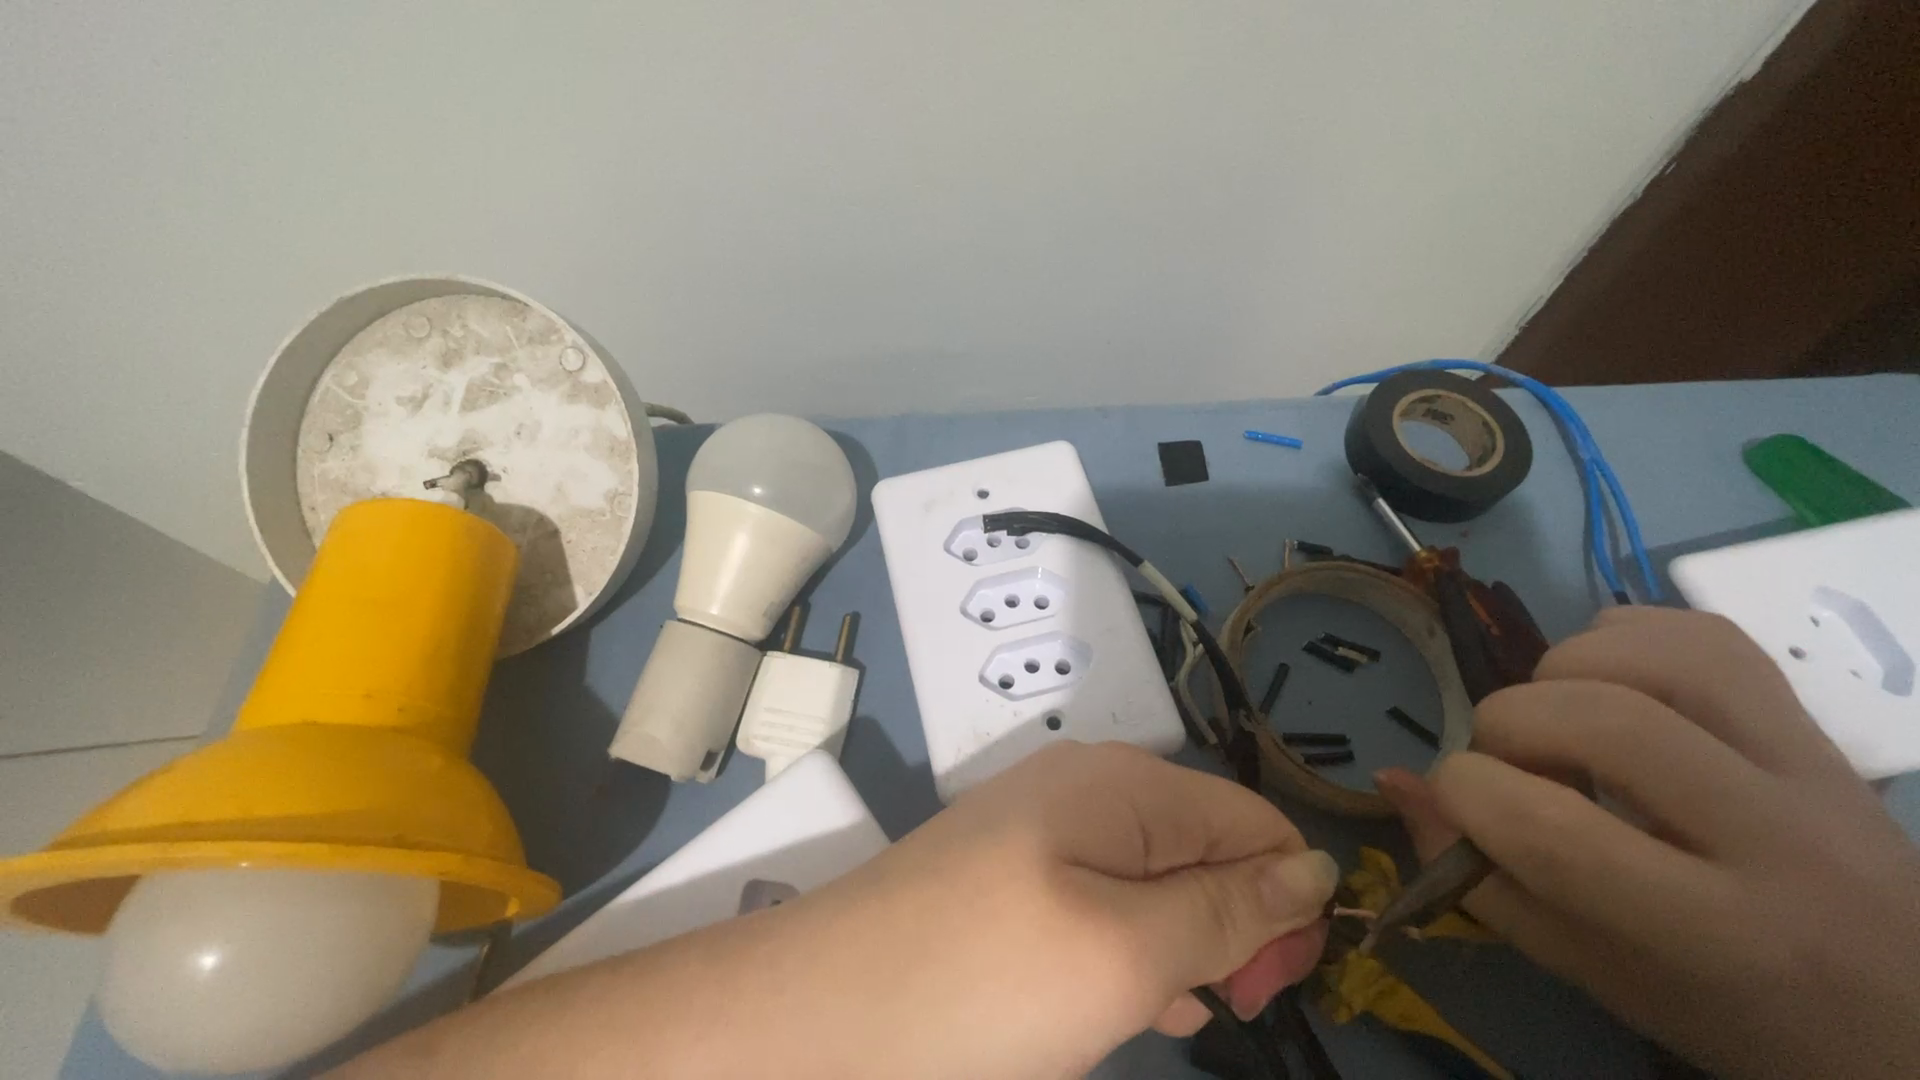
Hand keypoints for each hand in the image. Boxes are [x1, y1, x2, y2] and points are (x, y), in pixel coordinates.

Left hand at [786, 740, 1337, 1077]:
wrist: (827, 1006)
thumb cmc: (987, 977)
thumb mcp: (1126, 952)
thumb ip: (1226, 910)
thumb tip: (1315, 869)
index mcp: (1124, 784)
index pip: (1252, 822)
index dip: (1283, 902)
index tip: (1266, 987)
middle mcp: (1088, 788)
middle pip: (1205, 848)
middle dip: (1228, 928)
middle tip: (1203, 1007)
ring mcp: (1044, 827)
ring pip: (1155, 881)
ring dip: (1177, 948)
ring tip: (1151, 1012)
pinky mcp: (1014, 872)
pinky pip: (1102, 899)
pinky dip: (1127, 949)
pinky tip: (1119, 1002)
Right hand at [1376, 607, 1919, 1079]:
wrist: (1908, 1009)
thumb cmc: (1726, 1005)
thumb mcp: (1591, 969)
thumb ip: (1480, 880)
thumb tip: (1398, 780)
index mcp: (1717, 931)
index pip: (1552, 829)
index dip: (1462, 792)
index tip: (1453, 799)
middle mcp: (1778, 836)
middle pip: (1602, 722)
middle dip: (1506, 725)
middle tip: (1507, 762)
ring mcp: (1808, 763)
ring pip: (1652, 657)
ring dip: (1559, 672)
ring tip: (1558, 720)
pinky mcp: (1812, 720)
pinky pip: (1698, 632)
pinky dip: (1617, 638)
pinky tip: (1605, 684)